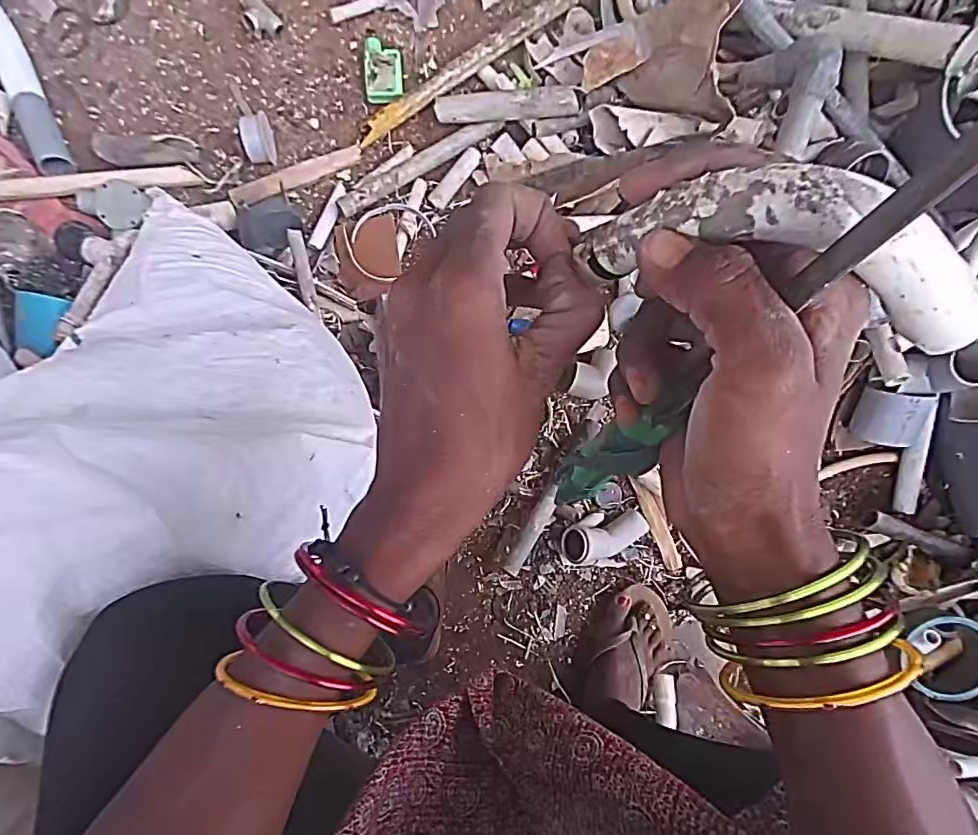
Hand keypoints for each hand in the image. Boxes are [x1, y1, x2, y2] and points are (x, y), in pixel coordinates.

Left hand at [340, 183, 602, 599]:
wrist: (422, 489)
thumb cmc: (471, 449)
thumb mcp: (541, 374)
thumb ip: (572, 310)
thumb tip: (583, 282)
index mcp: (460, 287)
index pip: (501, 202)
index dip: (542, 218)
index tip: (559, 254)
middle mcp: (420, 285)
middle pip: (475, 218)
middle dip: (522, 237)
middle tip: (552, 275)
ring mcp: (400, 305)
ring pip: (451, 246)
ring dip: (495, 261)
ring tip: (531, 302)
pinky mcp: (394, 327)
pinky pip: (431, 280)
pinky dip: (466, 285)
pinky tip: (496, 322)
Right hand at [608, 145, 868, 598]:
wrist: (734, 524)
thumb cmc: (765, 462)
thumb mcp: (758, 366)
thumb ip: (720, 291)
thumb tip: (665, 246)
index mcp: (817, 282)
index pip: (765, 195)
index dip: (703, 184)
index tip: (645, 195)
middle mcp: (773, 298)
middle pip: (699, 245)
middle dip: (659, 289)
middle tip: (641, 308)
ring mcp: (726, 332)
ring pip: (662, 296)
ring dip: (640, 344)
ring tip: (650, 388)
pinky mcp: (690, 362)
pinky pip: (644, 338)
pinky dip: (632, 371)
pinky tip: (645, 404)